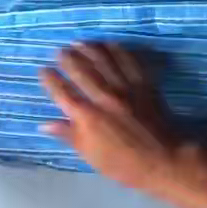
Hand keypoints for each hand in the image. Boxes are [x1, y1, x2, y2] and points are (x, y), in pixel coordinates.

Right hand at [39, 41, 206, 193]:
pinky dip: (117, 50)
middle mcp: (103, 97)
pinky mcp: (143, 84)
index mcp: (87, 117)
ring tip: (79, 42)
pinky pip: (128, 61)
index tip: (43, 70)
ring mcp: (124, 88)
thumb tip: (44, 125)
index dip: (51, 80)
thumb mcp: (91, 155)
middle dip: (67, 59)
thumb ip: (69, 135)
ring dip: (89, 49)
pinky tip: (109, 44)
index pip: (63, 93)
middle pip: (81, 72)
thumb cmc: (124, 164)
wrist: (163, 160)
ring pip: (103, 61)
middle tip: (59, 51)